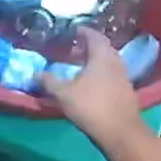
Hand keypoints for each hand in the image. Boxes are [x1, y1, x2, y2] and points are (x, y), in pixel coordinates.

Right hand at [44, 28, 144, 148]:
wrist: (119, 130)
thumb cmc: (90, 106)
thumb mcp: (63, 93)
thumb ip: (49, 81)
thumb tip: (35, 73)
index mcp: (101, 57)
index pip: (94, 37)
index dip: (84, 31)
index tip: (74, 29)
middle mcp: (115, 62)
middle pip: (104, 47)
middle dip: (91, 44)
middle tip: (76, 45)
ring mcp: (123, 76)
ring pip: (109, 60)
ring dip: (97, 57)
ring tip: (82, 61)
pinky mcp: (125, 89)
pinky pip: (112, 72)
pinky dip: (101, 70)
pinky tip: (92, 79)